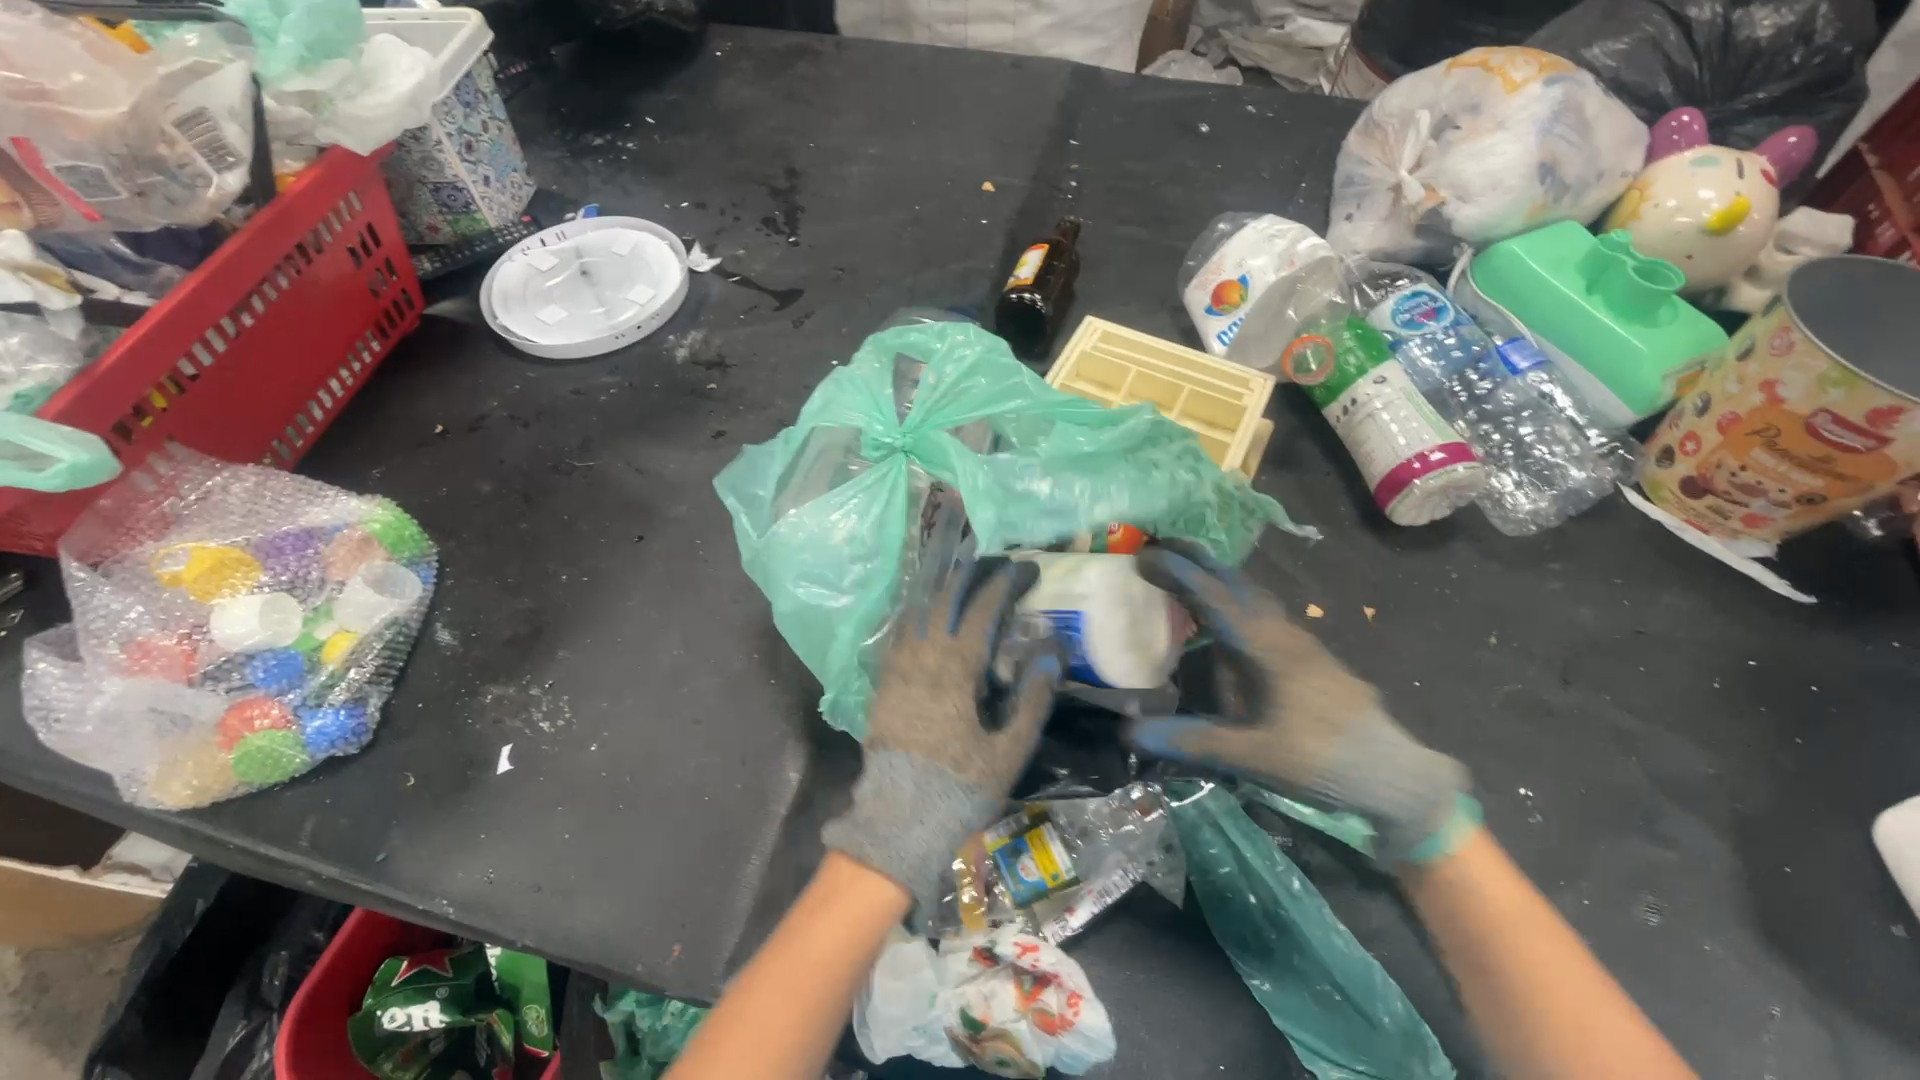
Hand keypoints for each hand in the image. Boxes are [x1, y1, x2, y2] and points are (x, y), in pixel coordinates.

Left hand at [822, 557, 1063, 917]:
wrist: (898, 820)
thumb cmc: (959, 788)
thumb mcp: (1008, 750)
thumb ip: (1032, 698)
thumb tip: (1051, 650)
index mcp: (955, 669)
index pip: (982, 609)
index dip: (1005, 583)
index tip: (1025, 569)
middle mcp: (922, 657)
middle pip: (945, 598)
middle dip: (969, 571)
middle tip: (991, 556)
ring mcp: (897, 667)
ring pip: (916, 608)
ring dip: (938, 581)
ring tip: (955, 561)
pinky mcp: (883, 682)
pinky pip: (899, 629)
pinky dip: (914, 606)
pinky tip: (921, 602)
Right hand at [1124, 544, 1473, 865]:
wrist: (1393, 774)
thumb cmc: (1321, 760)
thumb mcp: (1252, 756)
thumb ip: (1191, 740)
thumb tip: (1129, 730)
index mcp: (1265, 647)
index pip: (1213, 597)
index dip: (1176, 573)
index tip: (1141, 557)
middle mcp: (1282, 634)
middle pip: (1235, 582)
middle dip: (1196, 560)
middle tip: (1156, 546)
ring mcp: (1299, 643)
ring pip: (1252, 595)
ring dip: (1217, 578)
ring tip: (1184, 574)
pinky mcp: (1307, 658)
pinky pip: (1261, 613)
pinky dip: (1233, 601)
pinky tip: (1223, 624)